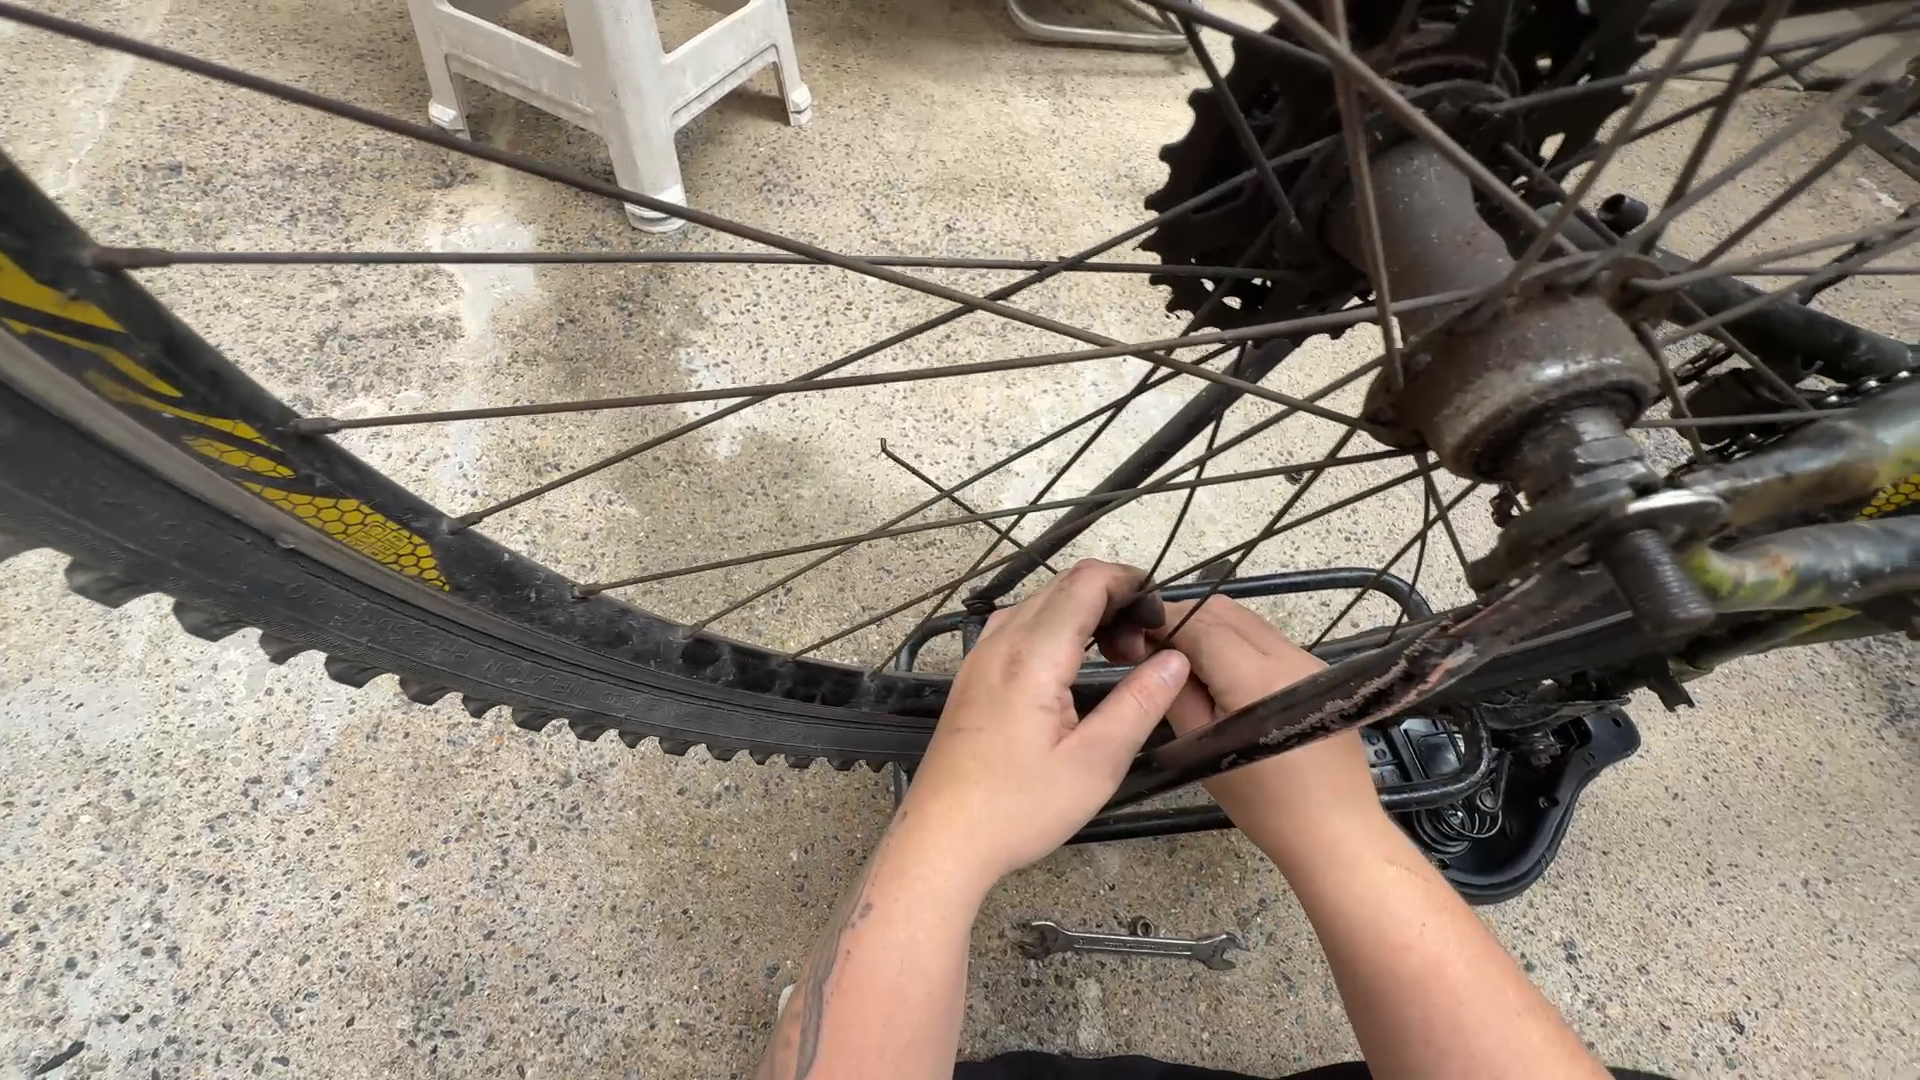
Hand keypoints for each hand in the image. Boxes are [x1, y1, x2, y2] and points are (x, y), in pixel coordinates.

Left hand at [899, 560, 1189, 886]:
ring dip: (1082, 611)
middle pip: (1062, 585)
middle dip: (1111, 598)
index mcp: (1032, 654)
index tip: (1158, 616)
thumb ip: (1139, 703)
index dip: (1129, 583)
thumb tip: (1174, 660)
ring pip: (1038, 602)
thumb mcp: (1095, 763)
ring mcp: (979, 654)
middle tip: (1140, 649)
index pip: (1086, 581)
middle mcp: (1000, 640)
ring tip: (1113, 657)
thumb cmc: (1018, 809)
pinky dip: (1053, 627)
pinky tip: (1069, 665)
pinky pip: (1017, 625)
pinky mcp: (971, 674)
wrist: (942, 839)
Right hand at [1101, 595, 1379, 851]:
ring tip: (1183, 658)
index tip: (1132, 634)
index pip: (1197, 623)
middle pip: (1223, 610)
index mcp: (1253, 677)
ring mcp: (1309, 660)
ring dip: (1210, 627)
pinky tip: (1220, 672)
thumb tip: (1152, 652)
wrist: (1335, 833)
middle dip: (1183, 618)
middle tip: (1152, 646)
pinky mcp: (1319, 671)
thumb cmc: (1260, 801)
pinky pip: (1267, 639)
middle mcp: (1286, 656)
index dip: (1160, 621)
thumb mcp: (1198, 747)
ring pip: (1247, 620)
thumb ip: (1173, 692)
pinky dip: (1236, 642)